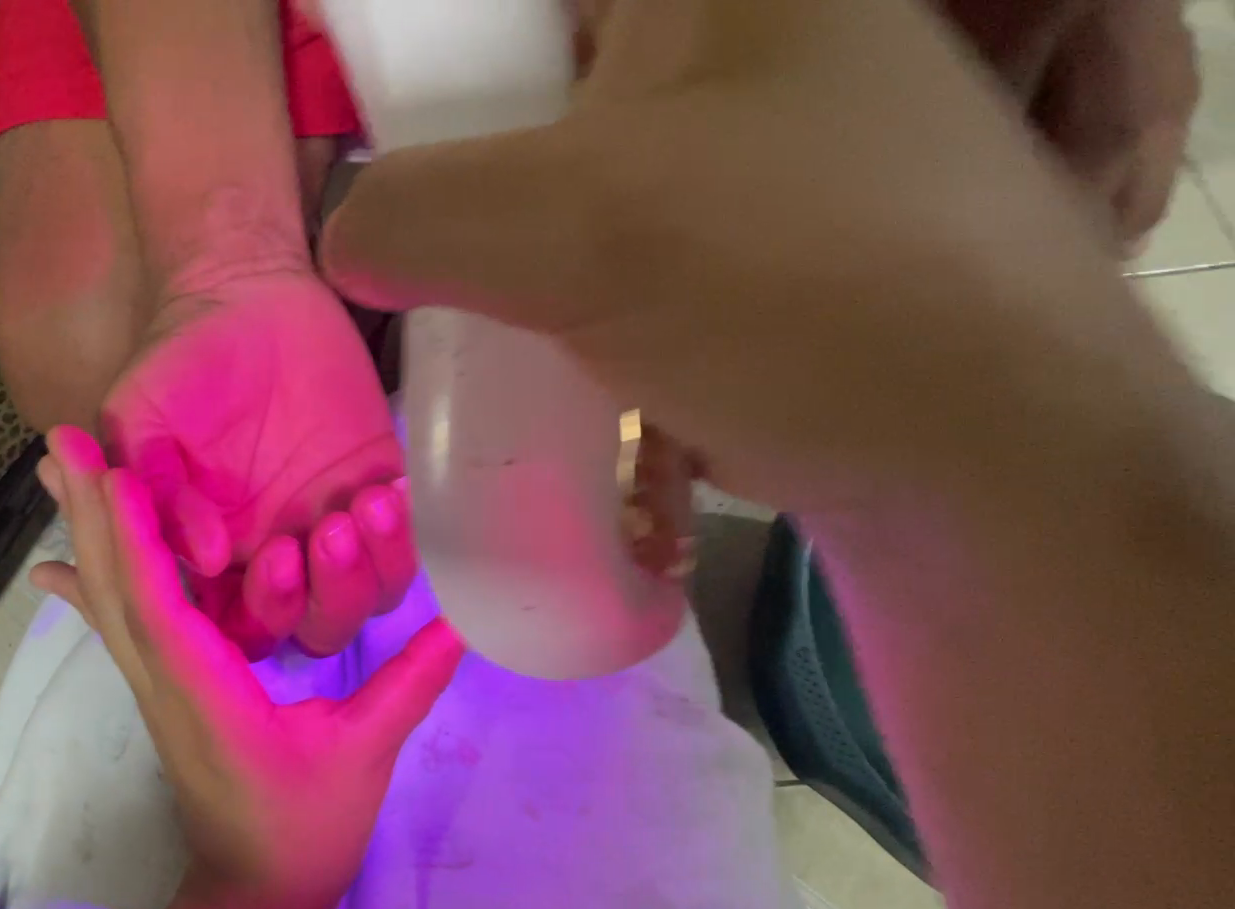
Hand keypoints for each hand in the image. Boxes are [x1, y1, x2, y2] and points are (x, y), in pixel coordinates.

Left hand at [32, 425, 464, 908]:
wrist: (255, 895)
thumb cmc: (305, 831)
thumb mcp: (362, 757)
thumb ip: (406, 686)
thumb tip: (462, 622)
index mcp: (207, 693)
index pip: (161, 609)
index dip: (137, 540)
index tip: (113, 474)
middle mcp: (164, 682)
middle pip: (114, 590)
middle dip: (87, 513)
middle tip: (55, 443)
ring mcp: (154, 687)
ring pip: (107, 602)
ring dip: (81, 534)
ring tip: (51, 473)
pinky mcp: (161, 690)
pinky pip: (116, 625)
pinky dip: (87, 583)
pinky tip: (56, 563)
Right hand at [102, 270, 417, 658]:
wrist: (246, 297)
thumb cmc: (183, 362)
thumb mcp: (141, 423)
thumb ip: (159, 490)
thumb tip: (205, 560)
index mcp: (221, 555)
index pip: (244, 627)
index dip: (261, 615)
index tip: (269, 559)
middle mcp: (281, 553)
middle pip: (316, 627)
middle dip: (323, 600)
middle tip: (320, 534)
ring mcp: (333, 523)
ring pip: (368, 598)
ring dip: (367, 572)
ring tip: (359, 504)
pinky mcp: (378, 487)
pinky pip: (405, 545)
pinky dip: (403, 536)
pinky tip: (384, 490)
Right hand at [321, 0, 1188, 519]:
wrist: (973, 457)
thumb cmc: (793, 295)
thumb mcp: (580, 228)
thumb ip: (421, 211)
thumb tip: (342, 238)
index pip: (506, 10)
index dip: (431, 71)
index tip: (373, 150)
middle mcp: (734, 40)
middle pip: (530, 92)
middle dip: (463, 184)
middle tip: (414, 261)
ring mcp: (743, 147)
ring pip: (564, 181)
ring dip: (507, 261)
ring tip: (473, 326)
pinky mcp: (742, 242)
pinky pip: (609, 250)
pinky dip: (560, 302)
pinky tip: (544, 360)